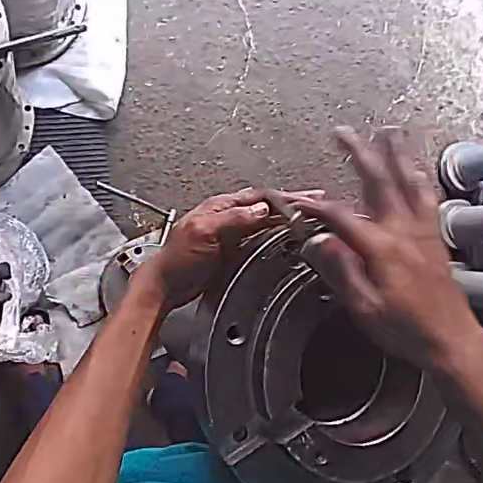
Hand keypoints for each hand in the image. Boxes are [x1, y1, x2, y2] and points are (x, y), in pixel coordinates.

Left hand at [136, 188, 316, 311]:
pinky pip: (261, 239)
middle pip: (266, 206)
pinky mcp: (234, 252)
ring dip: (287, 217)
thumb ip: (232, 219)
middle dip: (292, 203)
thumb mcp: (203, 232)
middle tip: (316, 202)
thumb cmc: (175, 259)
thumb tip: (260, 208)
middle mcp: (228, 217)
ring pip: (266, 221)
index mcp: (220, 206)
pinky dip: (278, 235)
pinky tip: (289, 238)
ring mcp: (232, 234)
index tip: (306, 199)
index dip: (284, 197)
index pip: (259, 197)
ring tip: (309, 216)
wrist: (166, 285)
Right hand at [293, 128, 482, 372]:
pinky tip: (417, 171)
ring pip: (409, 183)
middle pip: (379, 183)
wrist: (452, 342)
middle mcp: (405, 234)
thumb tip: (320, 242)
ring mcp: (423, 234)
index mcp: (383, 249)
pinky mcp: (435, 240)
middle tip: (345, 133)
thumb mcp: (364, 308)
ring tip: (388, 134)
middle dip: (359, 154)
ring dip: (396, 156)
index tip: (297, 201)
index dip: (315, 206)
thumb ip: (341, 271)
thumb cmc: (408, 330)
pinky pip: (428, 198)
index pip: (341, 216)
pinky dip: (420, 178)